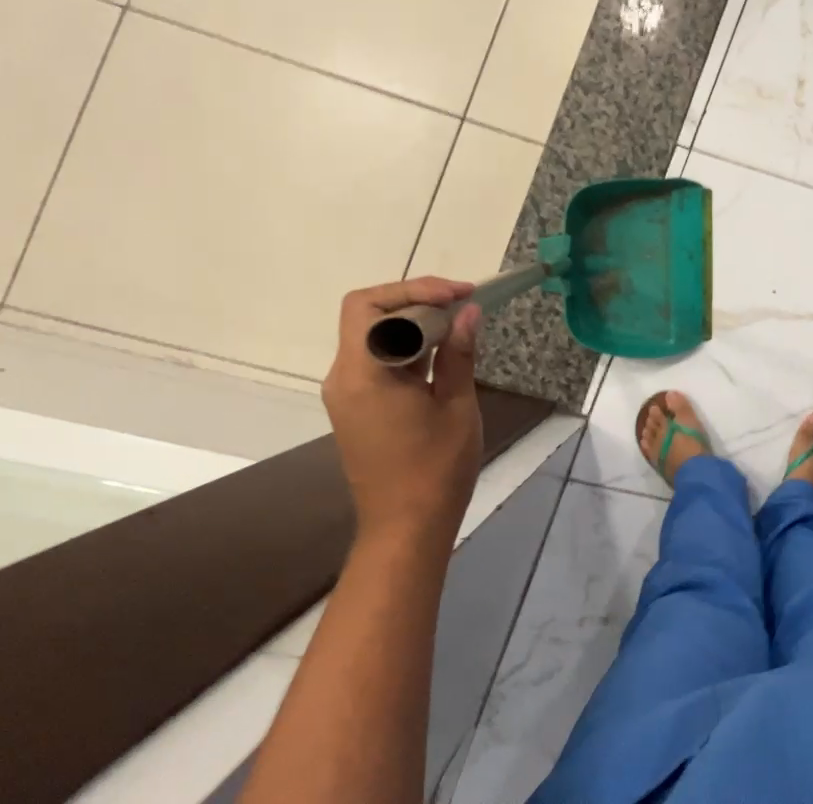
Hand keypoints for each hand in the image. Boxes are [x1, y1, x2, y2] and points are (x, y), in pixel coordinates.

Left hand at [322, 278, 483, 545]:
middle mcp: (345, 377)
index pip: (370, 306)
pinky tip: (446, 353)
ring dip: (416, 323)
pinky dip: (411, 347)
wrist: (407, 523)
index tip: (461, 294)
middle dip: (417, 300)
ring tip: (463, 324)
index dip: (415, 289)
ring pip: (376, 337)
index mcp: (363, 374)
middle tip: (465, 305)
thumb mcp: (456, 405)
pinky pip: (381, 360)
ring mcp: (349, 393)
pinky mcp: (360, 406)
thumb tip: (467, 311)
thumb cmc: (436, 466)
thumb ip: (458, 354)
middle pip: (369, 316)